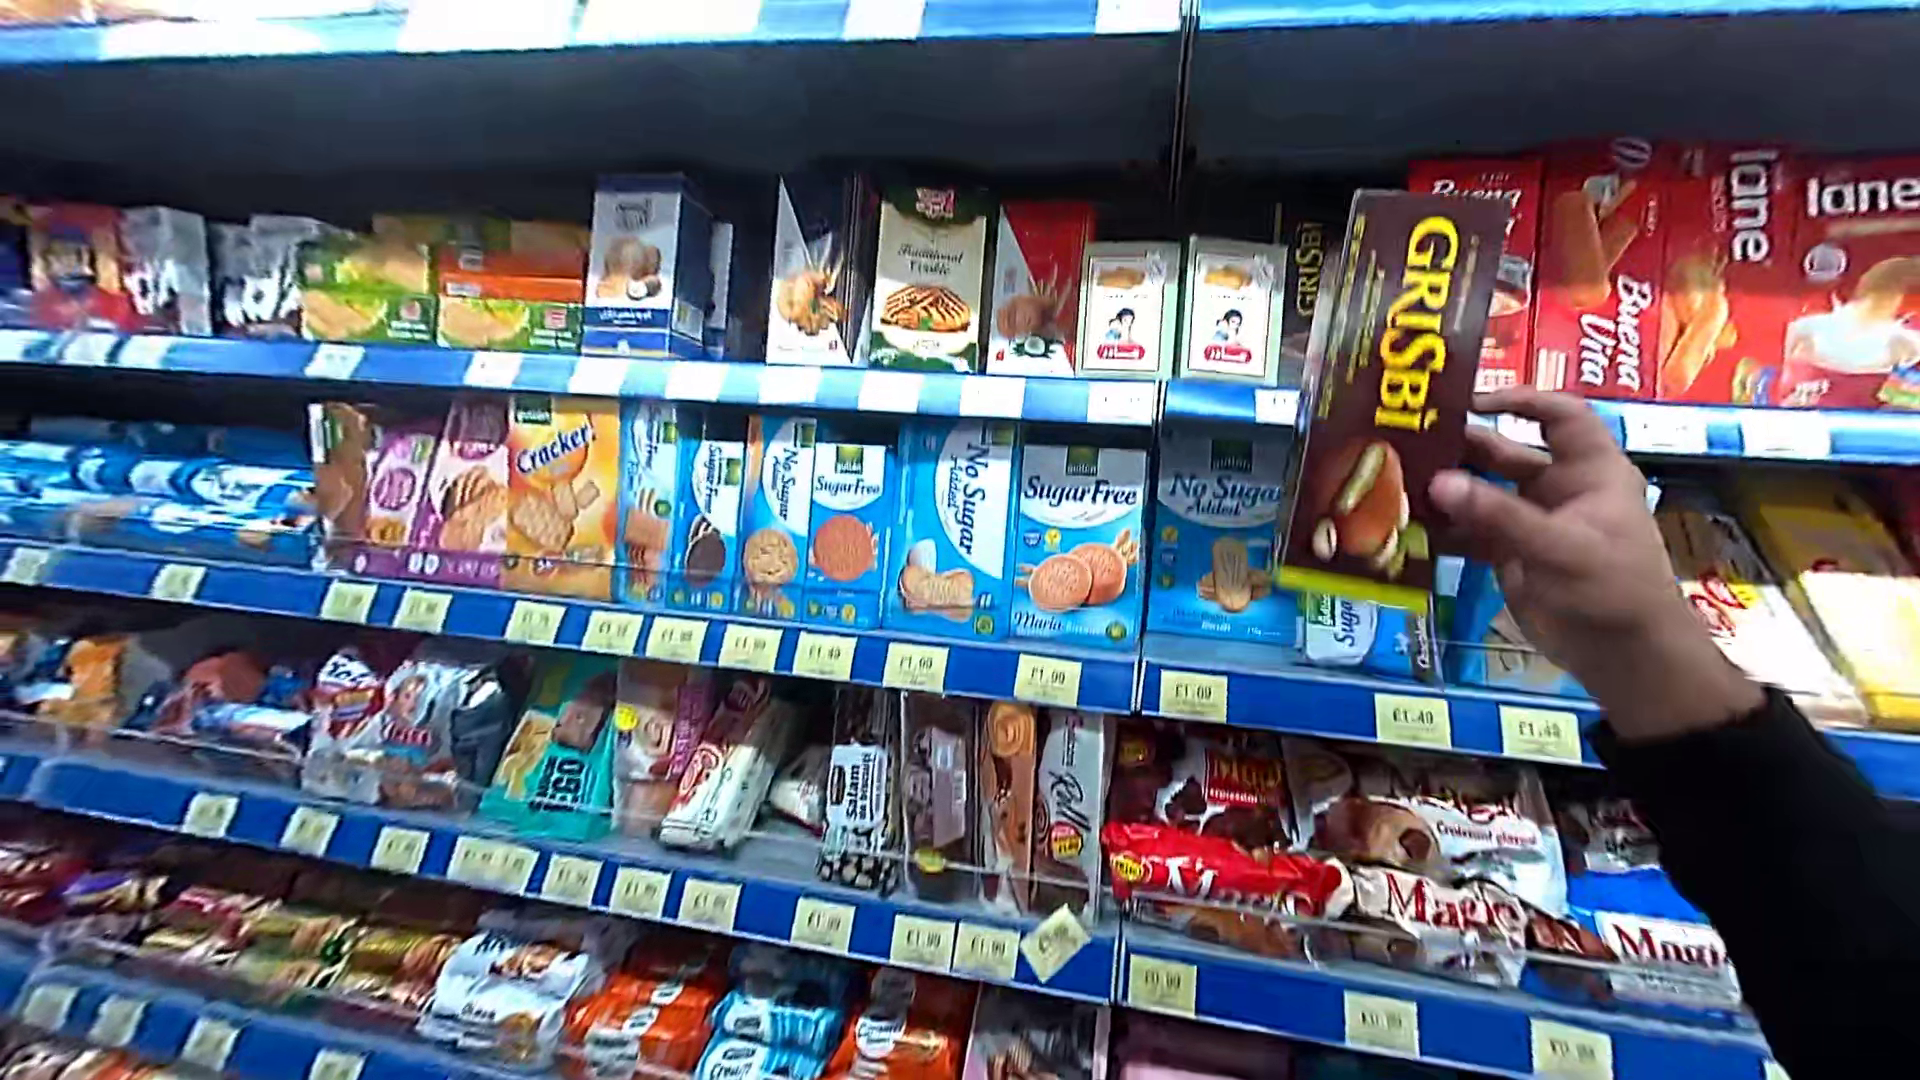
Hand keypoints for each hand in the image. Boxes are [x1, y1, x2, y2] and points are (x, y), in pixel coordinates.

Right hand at [1428, 388, 1762, 740]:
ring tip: (1392, 483)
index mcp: (1587, 473)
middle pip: (1501, 454)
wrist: (1619, 653)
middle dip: (1458, 448)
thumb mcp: (1559, 547)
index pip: (1560, 417)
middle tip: (1405, 443)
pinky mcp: (1503, 551)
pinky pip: (1462, 530)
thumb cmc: (1611, 589)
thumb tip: (1437, 482)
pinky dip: (1435, 529)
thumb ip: (1496, 515)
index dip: (1521, 401)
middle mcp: (1554, 490)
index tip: (1468, 402)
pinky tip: (1401, 528)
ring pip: (1476, 493)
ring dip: (1439, 490)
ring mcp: (1526, 521)